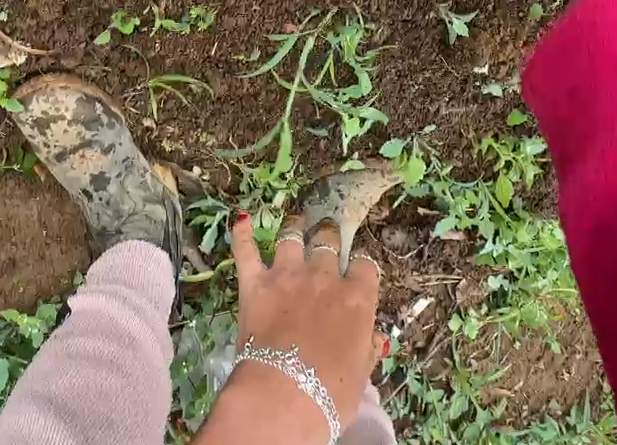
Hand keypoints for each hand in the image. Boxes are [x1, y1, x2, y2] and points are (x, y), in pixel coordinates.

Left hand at [194, 213, 384, 443]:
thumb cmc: (330, 393)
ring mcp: (287, 275)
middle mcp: (323, 277)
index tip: (358, 270)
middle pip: (328, 240)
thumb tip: (376, 339)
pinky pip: (246, 250)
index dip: (361, 266)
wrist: (284, 396)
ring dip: (293, 228)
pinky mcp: (255, 283)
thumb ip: (368, 349)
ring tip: (294, 222)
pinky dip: (242, 234)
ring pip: (290, 236)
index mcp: (356, 298)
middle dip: (328, 235)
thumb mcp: (361, 375)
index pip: (365, 266)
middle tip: (326, 234)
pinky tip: (240, 220)